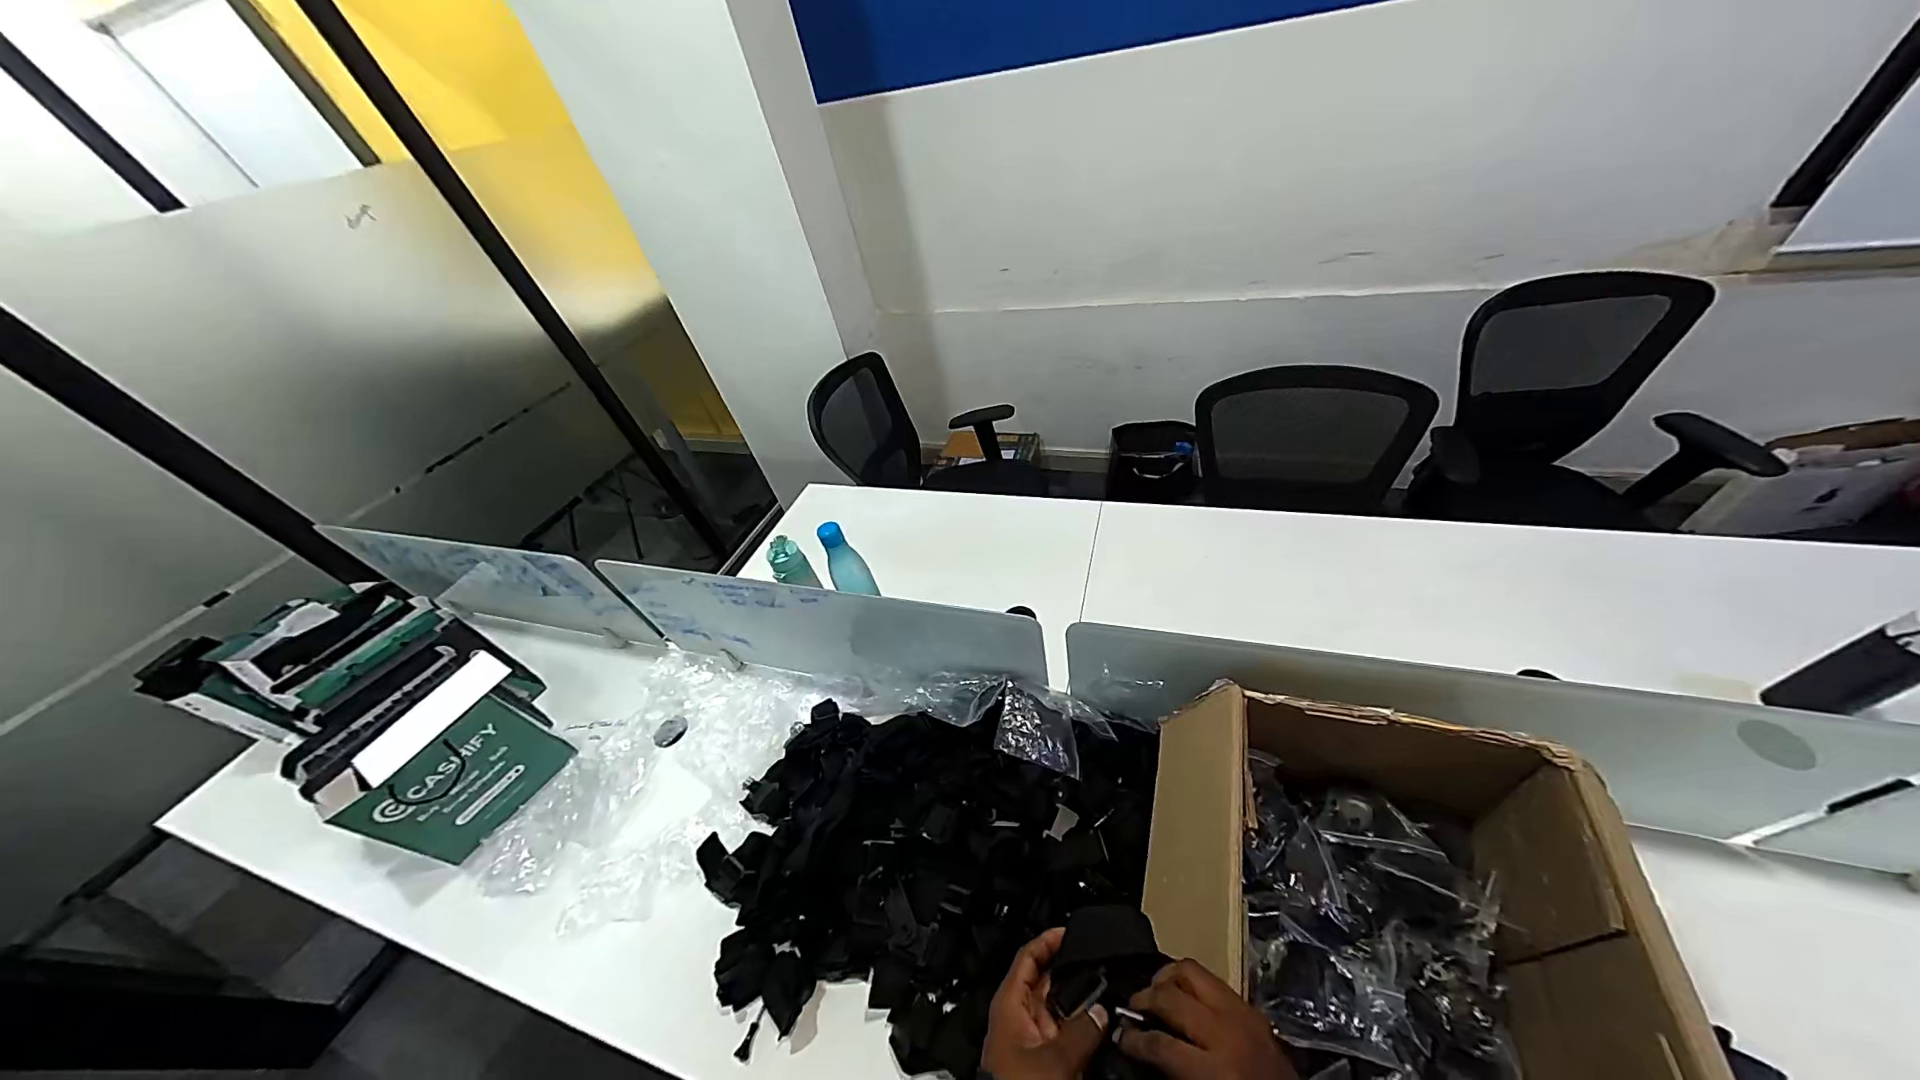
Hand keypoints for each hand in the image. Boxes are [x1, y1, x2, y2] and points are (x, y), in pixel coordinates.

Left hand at [980, 927, 1108, 1079]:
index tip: (1070, 930)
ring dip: (1080, 1001)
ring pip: (1059, 1009)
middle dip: (1071, 971)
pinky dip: (1082, 1028)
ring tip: (1106, 989)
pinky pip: (1066, 1035)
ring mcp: (1032, 1041)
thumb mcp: (1052, 1061)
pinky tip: (1101, 1027)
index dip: (1047, 940)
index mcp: (1010, 1004)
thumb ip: (1080, 1032)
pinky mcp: (1045, 1063)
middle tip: (1098, 960)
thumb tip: (1101, 1010)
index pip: (1027, 957)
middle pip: (1046, 981)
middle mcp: (1020, 1017)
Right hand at [1118, 959, 1297, 1079]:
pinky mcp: (1252, 1008)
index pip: (1160, 1044)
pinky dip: (1191, 983)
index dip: (1133, 1040)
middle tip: (1134, 1008)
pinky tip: (1184, 996)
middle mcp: (1226, 1032)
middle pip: (1171, 996)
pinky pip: (1212, 979)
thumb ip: (1174, 1071)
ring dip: (1166, 978)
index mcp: (1214, 1070)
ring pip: (1191, 971)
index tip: (1120, 1036)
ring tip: (1156, 991)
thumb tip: (1144, 1050)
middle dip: (1145, 999)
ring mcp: (1241, 1014)